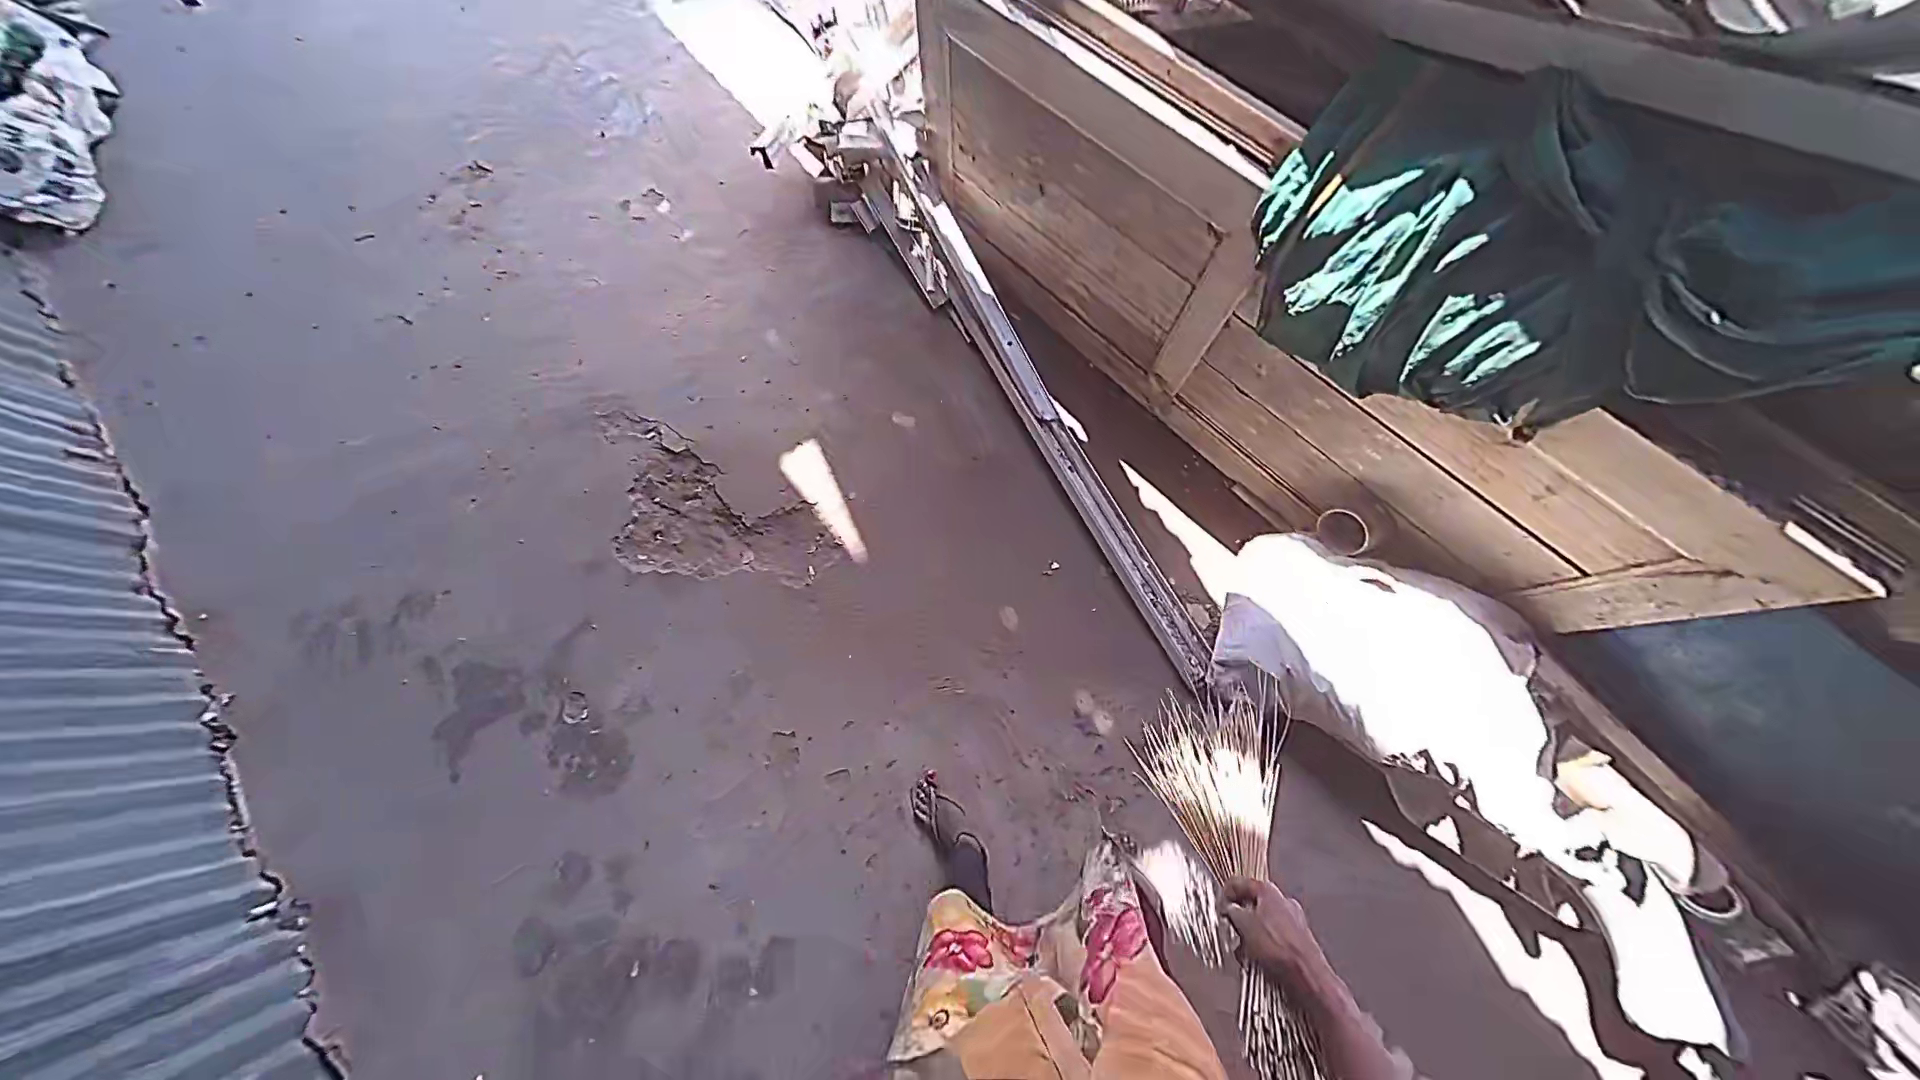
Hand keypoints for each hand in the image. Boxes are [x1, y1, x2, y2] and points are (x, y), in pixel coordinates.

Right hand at [1223, 876, 1328, 984]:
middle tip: (1233, 931)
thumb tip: (1230, 910)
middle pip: (1253, 904)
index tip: (1220, 907)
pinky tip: (1261, 960)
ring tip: (1246, 951)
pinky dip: (1267, 946)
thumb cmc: (1278, 948)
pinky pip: (1277, 938)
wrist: (1308, 978)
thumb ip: (1232, 911)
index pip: (1239, 883)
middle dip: (1241, 919)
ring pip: (1265, 922)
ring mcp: (1295, 921)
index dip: (1226, 895)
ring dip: (1253, 935)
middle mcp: (1284, 901)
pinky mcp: (1301, 941)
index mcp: (1269, 890)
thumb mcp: (1243, 924)